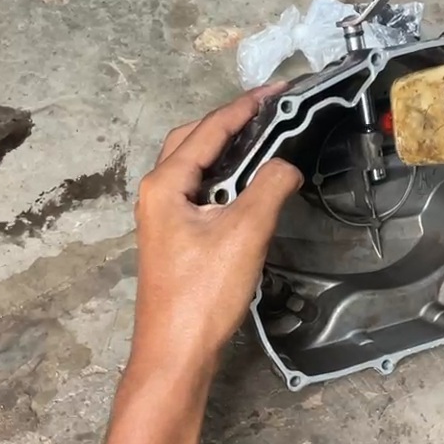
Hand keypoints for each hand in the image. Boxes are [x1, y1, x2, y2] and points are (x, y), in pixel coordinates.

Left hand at [131, 84, 301, 373]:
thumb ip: (269, 188)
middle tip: (270, 112)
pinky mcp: (175, 240)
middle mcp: (157, 194)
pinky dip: (224, 180)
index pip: (209, 129)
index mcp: (165, 184)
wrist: (176, 352)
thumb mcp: (244, 233)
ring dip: (227, 150)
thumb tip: (286, 165)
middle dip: (231, 122)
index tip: (278, 90)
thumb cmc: (203, 294)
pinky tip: (247, 188)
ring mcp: (163, 218)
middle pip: (194, 140)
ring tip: (264, 141)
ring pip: (195, 168)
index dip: (245, 107)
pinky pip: (200, 193)